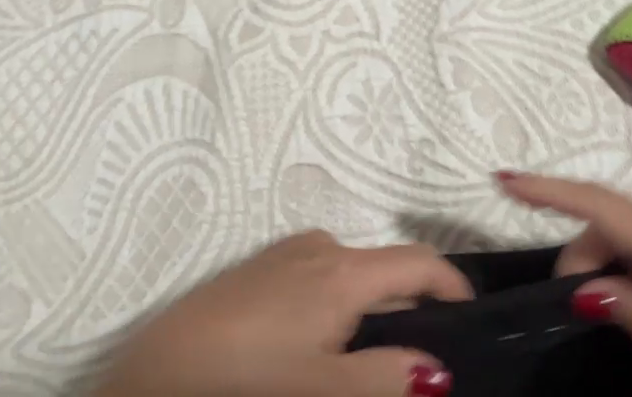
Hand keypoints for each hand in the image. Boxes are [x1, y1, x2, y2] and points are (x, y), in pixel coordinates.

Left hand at [91, 230, 471, 396]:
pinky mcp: (255, 271)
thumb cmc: (251, 377)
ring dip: (369, 312)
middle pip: (383, 270)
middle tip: (415, 362)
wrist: (159, 374)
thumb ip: (388, 377)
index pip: (417, 261)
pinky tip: (316, 350)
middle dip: (408, 310)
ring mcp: (282, 256)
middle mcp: (317, 247)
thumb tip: (436, 368)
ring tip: (366, 362)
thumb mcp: (326, 388)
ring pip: (348, 277)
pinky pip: (316, 280)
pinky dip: (335, 308)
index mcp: (341, 269)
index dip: (453, 286)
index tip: (473, 323)